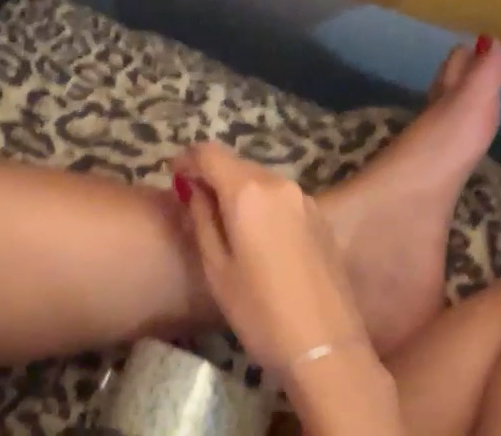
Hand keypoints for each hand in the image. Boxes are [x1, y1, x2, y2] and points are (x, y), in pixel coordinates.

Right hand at [172, 143, 369, 372]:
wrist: (326, 348)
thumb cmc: (260, 312)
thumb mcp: (217, 269)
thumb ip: (202, 218)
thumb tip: (194, 188)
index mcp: (248, 191)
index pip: (210, 153)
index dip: (187, 159)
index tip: (173, 176)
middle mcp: (278, 183)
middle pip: (236, 164)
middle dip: (212, 175)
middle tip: (193, 201)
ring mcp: (304, 198)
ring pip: (260, 180)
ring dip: (238, 189)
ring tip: (224, 221)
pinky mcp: (320, 217)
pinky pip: (281, 197)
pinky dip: (262, 204)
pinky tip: (258, 236)